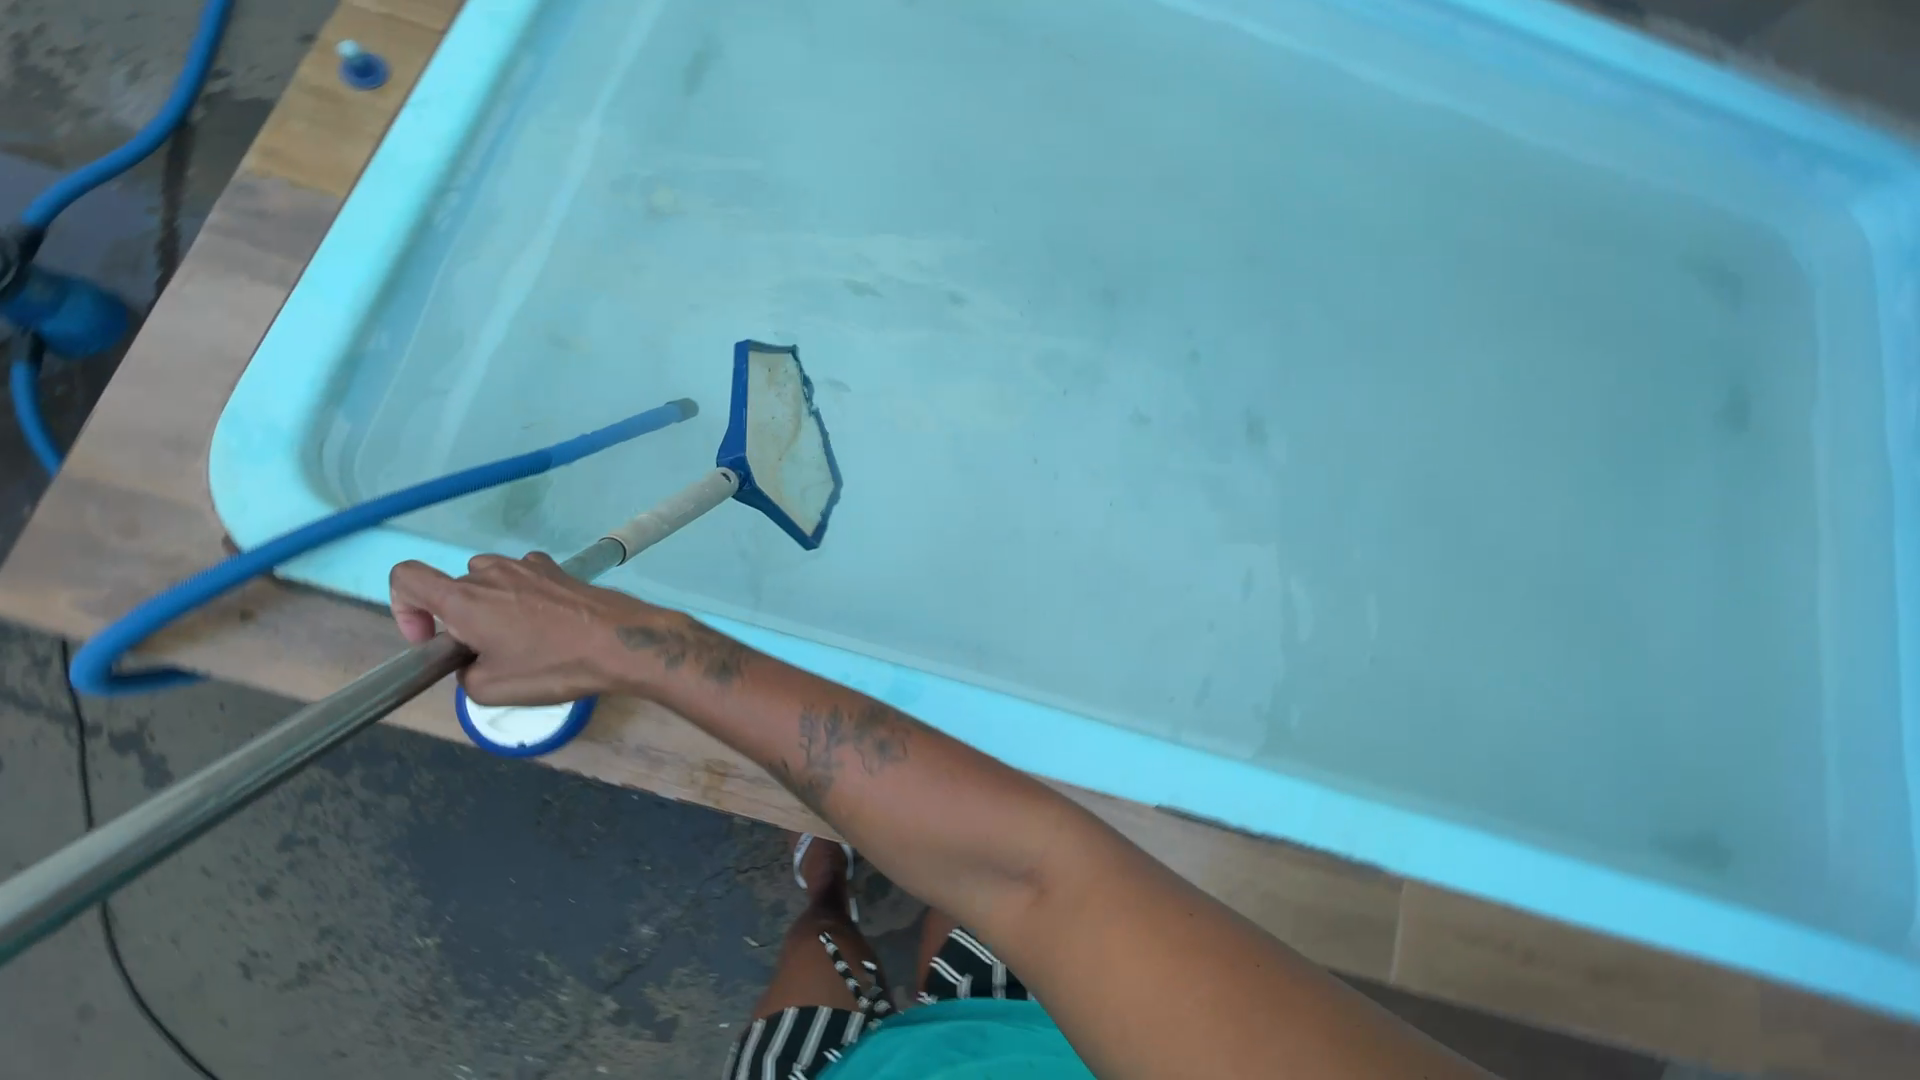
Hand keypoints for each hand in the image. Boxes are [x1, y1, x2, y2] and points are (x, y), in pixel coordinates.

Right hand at [387, 552, 670, 704]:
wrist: (621, 643)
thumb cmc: (553, 666)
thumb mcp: (490, 689)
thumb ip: (463, 672)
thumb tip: (474, 659)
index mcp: (464, 597)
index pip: (405, 576)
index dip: (403, 607)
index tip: (430, 638)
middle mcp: (491, 572)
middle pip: (455, 587)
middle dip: (461, 619)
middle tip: (489, 652)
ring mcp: (528, 566)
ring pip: (491, 580)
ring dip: (494, 606)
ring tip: (522, 639)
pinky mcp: (559, 570)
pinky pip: (525, 579)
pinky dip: (525, 597)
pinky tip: (548, 623)